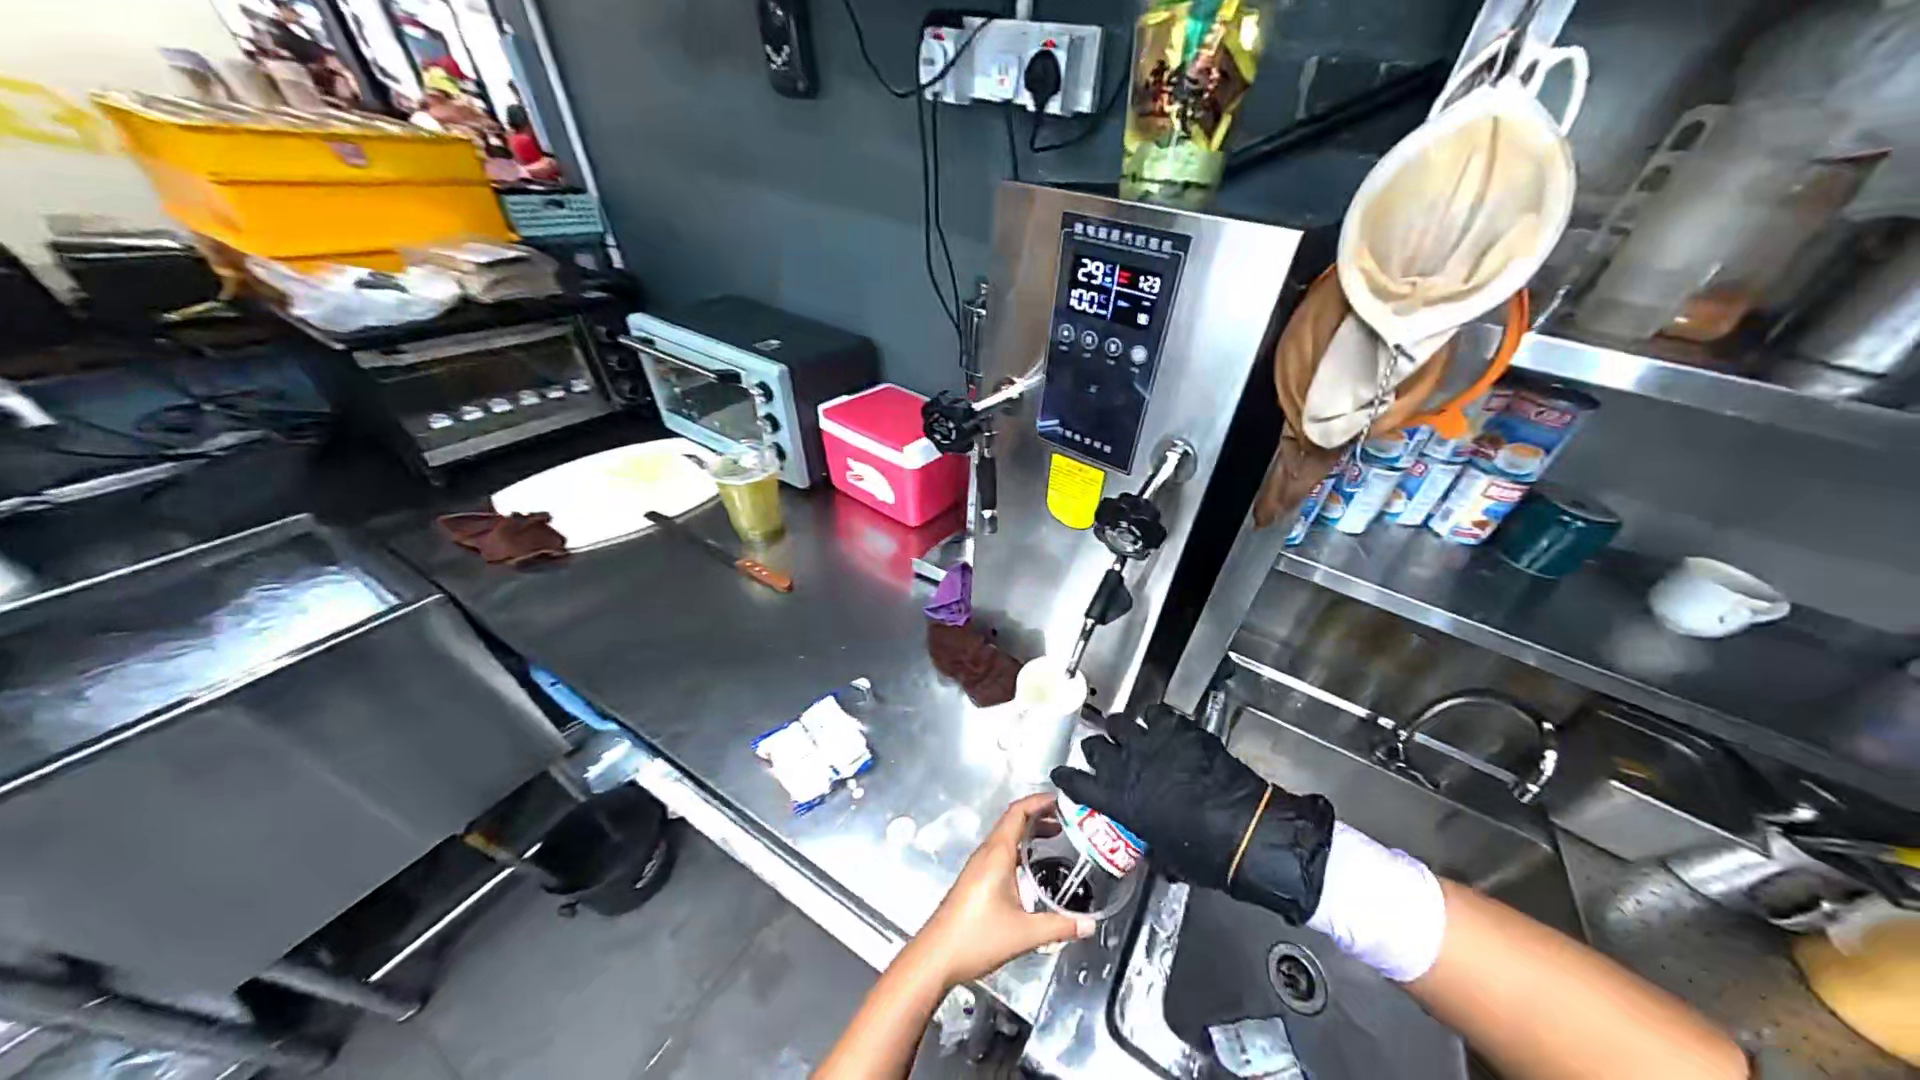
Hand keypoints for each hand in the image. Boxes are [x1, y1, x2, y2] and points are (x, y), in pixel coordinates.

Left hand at [906, 794, 1094, 989]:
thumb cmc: (976, 938)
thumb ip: (1059, 927)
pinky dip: (1019, 847)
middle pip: (1012, 820)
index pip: (1017, 812)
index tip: (1062, 800)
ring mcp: (978, 865)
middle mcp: (986, 853)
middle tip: (1066, 818)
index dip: (1039, 801)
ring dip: (1029, 830)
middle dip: (1039, 814)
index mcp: (996, 854)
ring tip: (1056, 836)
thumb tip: (1088, 924)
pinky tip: (1033, 865)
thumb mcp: (1024, 934)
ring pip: (1006, 836)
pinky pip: (1000, 851)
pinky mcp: (975, 879)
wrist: (936, 956)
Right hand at [1050, 704, 1335, 923]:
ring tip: (1126, 731)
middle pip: (1096, 746)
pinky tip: (1161, 724)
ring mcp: (1152, 744)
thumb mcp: (1165, 859)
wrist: (1246, 833)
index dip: (1066, 778)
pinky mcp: (1179, 731)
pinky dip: (1156, 718)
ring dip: (1121, 728)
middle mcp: (1128, 766)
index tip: (1062, 774)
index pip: (1077, 783)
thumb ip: (1147, 845)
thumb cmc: (1206, 856)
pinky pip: (1157, 714)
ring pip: (1121, 722)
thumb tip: (1150, 848)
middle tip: (1103, 753)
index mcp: (1118, 800)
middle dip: (1096, 749)